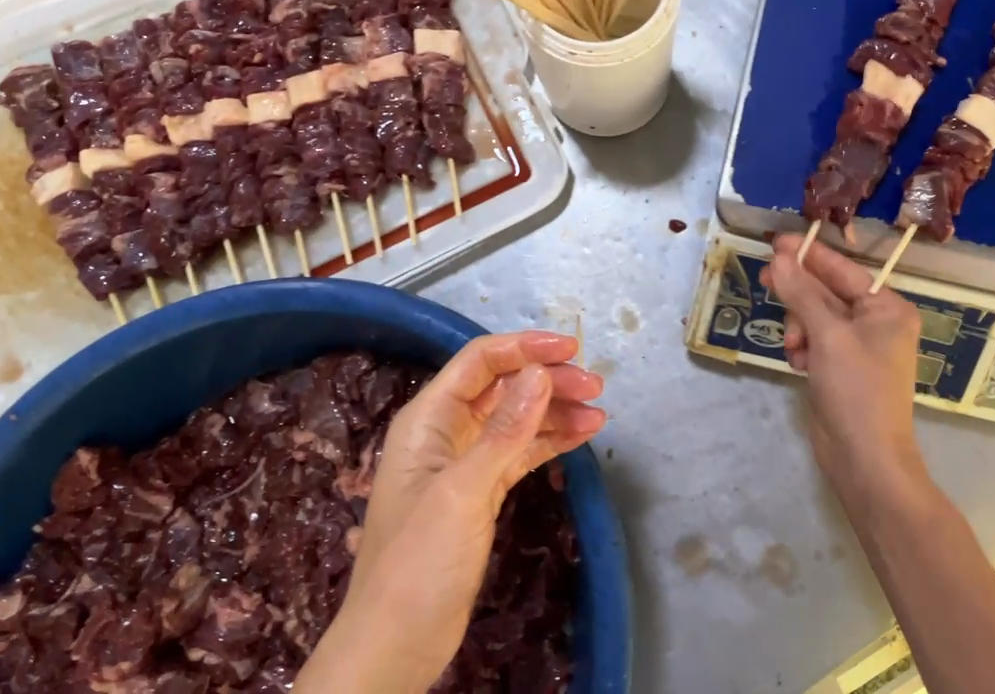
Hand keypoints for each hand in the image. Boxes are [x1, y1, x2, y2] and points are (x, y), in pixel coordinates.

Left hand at [300, 332, 605, 693]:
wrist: (394, 646)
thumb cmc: (418, 563)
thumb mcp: (463, 492)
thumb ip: (504, 431)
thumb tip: (541, 372)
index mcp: (428, 419)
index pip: (480, 361)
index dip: (525, 348)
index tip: (572, 350)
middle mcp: (446, 432)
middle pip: (503, 386)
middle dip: (548, 380)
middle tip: (596, 386)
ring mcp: (464, 463)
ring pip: (517, 419)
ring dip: (556, 411)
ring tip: (599, 412)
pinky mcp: (481, 493)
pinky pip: (521, 453)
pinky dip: (551, 442)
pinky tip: (584, 435)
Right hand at [762, 235, 924, 491]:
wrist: (865, 459)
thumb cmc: (856, 390)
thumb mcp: (827, 335)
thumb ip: (801, 293)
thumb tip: (778, 258)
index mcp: (887, 308)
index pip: (842, 270)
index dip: (808, 254)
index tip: (776, 240)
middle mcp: (876, 323)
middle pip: (826, 292)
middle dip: (799, 295)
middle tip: (763, 280)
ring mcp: (858, 347)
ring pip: (815, 317)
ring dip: (798, 327)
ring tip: (794, 347)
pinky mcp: (841, 369)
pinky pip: (814, 341)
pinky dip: (802, 347)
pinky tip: (798, 363)